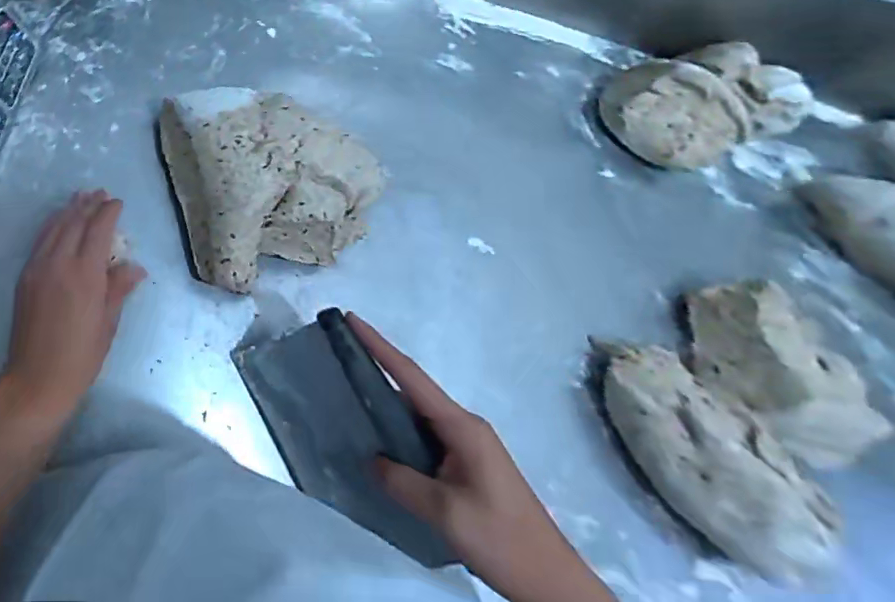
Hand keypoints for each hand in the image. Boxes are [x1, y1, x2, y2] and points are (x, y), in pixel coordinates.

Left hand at [0, 191, 146, 438]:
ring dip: (70, 210)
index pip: (98, 229)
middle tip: (102, 193)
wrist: (35, 380)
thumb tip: (135, 266)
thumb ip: (118, 288)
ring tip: (82, 197)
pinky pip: (41, 240)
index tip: (118, 203)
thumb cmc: (80, 357)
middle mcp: (58, 263)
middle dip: (89, 204)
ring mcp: (37, 268)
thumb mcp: (107, 323)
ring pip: (55, 227)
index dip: (108, 212)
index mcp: (84, 274)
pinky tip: (60, 222)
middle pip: (74, 222)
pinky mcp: (25, 276)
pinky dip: (53, 225)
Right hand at [348, 313, 613, 601]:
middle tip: (342, 357)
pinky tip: (383, 444)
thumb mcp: (445, 513)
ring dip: (388, 404)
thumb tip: (372, 460)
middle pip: (413, 390)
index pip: (411, 377)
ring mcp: (469, 447)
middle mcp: (465, 427)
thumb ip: (402, 482)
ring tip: (350, 396)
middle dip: (379, 368)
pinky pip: (427, 438)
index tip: (352, 319)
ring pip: (419, 416)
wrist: (553, 584)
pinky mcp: (469, 467)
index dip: (379, 345)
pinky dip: (401, 433)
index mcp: (461, 427)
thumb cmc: (503, 540)